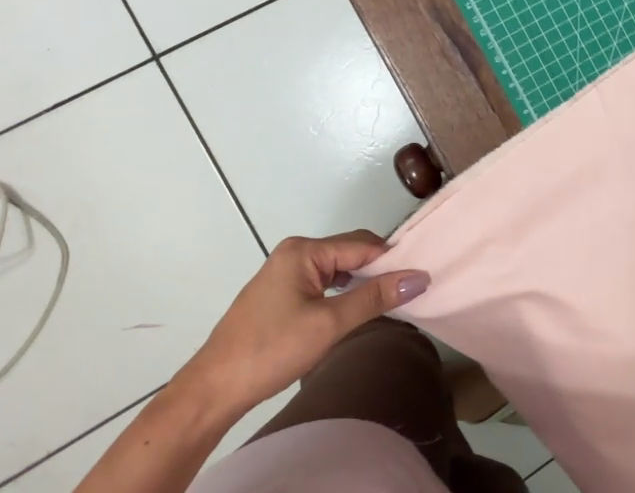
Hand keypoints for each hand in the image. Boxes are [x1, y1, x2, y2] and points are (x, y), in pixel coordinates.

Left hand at [177, 232, 428, 416]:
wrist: (213, 390)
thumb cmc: (271, 351)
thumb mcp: (329, 324)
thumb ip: (375, 297)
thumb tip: (418, 277)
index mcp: (304, 251)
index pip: (362, 245)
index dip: (392, 260)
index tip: (420, 278)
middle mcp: (294, 252)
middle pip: (350, 251)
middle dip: (378, 269)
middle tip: (408, 291)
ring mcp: (285, 272)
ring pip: (338, 268)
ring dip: (362, 281)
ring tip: (388, 300)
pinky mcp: (280, 293)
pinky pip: (323, 281)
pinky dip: (343, 291)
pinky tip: (355, 308)